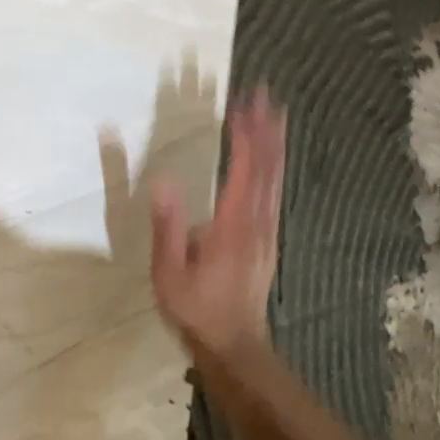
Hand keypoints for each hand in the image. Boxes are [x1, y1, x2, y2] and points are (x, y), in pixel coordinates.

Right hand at [149, 88, 285, 360]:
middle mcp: (257, 222)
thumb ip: (169, 227)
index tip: (242, 105)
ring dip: (274, 144)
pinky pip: (274, 193)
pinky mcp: (268, 239)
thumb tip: (164, 181)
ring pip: (275, 179)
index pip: (242, 172)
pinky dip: (274, 167)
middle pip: (267, 168)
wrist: (234, 344)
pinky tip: (271, 158)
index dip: (244, 136)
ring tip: (274, 114)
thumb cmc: (196, 309)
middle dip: (265, 129)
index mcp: (232, 226)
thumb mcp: (170, 273)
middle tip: (265, 94)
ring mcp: (267, 231)